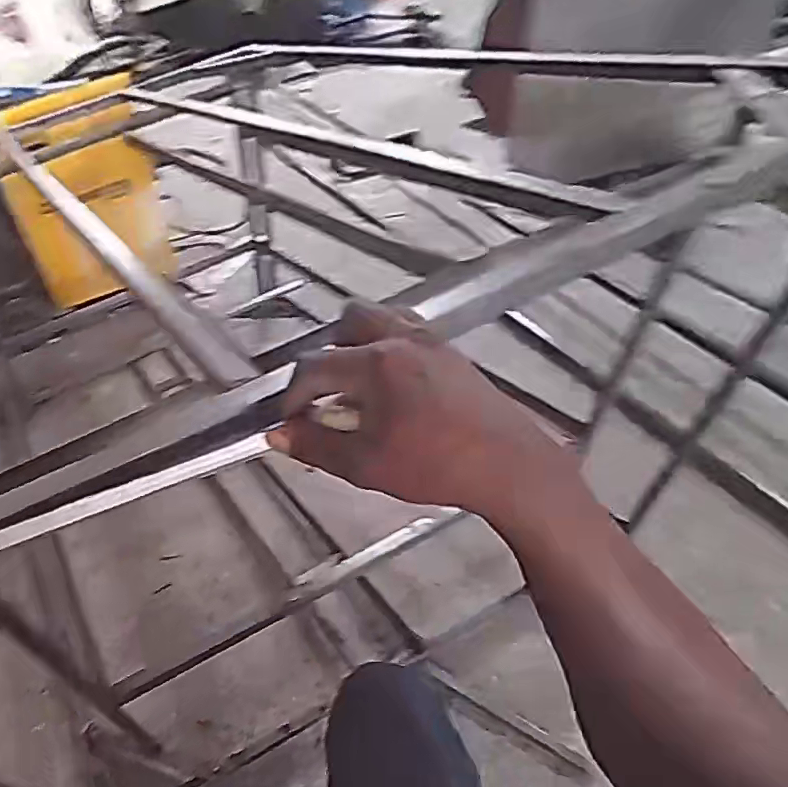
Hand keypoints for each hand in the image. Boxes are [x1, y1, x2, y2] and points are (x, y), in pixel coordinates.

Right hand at [267, 304, 583, 524]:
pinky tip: (391, 388)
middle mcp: (402, 341)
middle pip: (346, 324)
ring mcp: (431, 343)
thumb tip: (280, 436)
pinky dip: (387, 349)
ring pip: (379, 321)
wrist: (507, 465)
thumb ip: (316, 446)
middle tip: (322, 395)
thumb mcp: (365, 465)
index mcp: (375, 364)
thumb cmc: (440, 465)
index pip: (314, 367)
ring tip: (355, 388)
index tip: (290, 418)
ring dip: (357, 347)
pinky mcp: (451, 354)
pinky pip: (408, 333)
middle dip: (325, 357)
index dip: (292, 395)